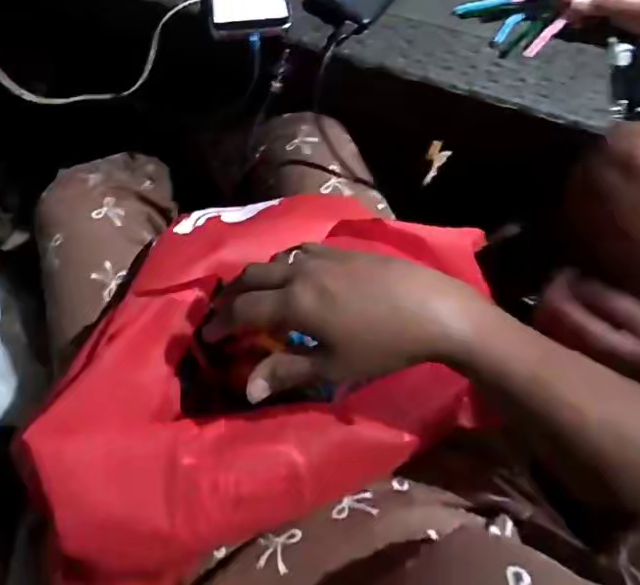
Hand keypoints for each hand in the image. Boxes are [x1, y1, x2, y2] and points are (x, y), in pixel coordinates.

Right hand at [203, 244, 494, 402]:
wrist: (432, 307)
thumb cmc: (383, 344)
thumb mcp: (334, 366)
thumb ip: (287, 371)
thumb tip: (248, 390)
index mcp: (293, 302)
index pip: (243, 309)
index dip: (221, 323)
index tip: (208, 336)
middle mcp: (298, 271)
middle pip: (251, 277)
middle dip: (230, 296)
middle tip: (221, 315)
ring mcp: (319, 255)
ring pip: (272, 261)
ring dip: (254, 279)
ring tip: (252, 297)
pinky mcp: (338, 249)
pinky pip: (296, 252)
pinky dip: (281, 266)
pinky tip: (292, 276)